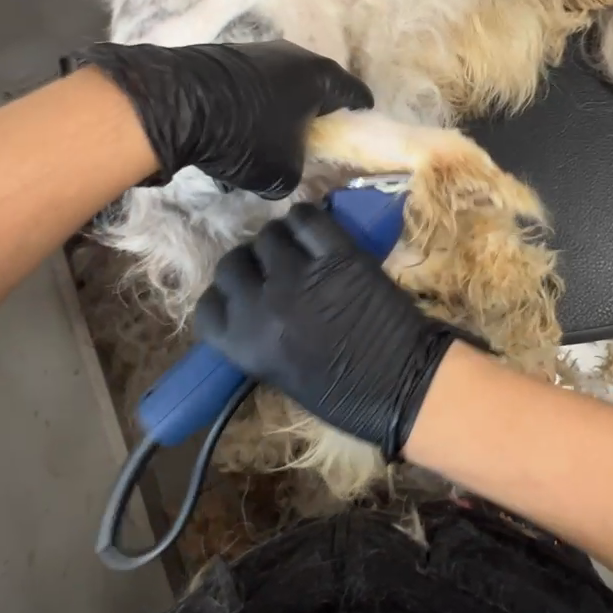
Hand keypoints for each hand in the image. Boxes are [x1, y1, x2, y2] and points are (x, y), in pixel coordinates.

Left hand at [77, 41, 371, 197]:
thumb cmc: (247, 135)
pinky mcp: (221, 57)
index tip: (358, 129)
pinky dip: (248, 108)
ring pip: (278, 86)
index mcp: (320, 76)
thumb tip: (286, 171)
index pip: (355, 94)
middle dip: (314, 114)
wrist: (177, 104)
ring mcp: (255, 51)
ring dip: (276, 111)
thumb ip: (297, 172)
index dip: (360, 115)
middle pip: (315, 88)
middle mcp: (293, 55)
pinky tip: (232, 134)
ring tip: (264, 143)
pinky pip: (247, 87)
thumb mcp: (283, 172)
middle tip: (310, 140)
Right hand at [194, 204, 470, 459]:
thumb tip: (248, 301)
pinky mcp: (340, 255)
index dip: (226, 295)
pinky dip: (307, 219)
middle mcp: (262, 306)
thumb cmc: (344, 394)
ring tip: (296, 248)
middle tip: (271, 267)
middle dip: (250, 263)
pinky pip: (308, 218)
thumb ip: (254, 336)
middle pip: (233, 262)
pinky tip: (315, 229)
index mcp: (243, 346)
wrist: (404, 383)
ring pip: (268, 234)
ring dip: (279, 239)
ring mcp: (301, 276)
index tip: (242, 292)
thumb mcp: (278, 373)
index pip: (208, 305)